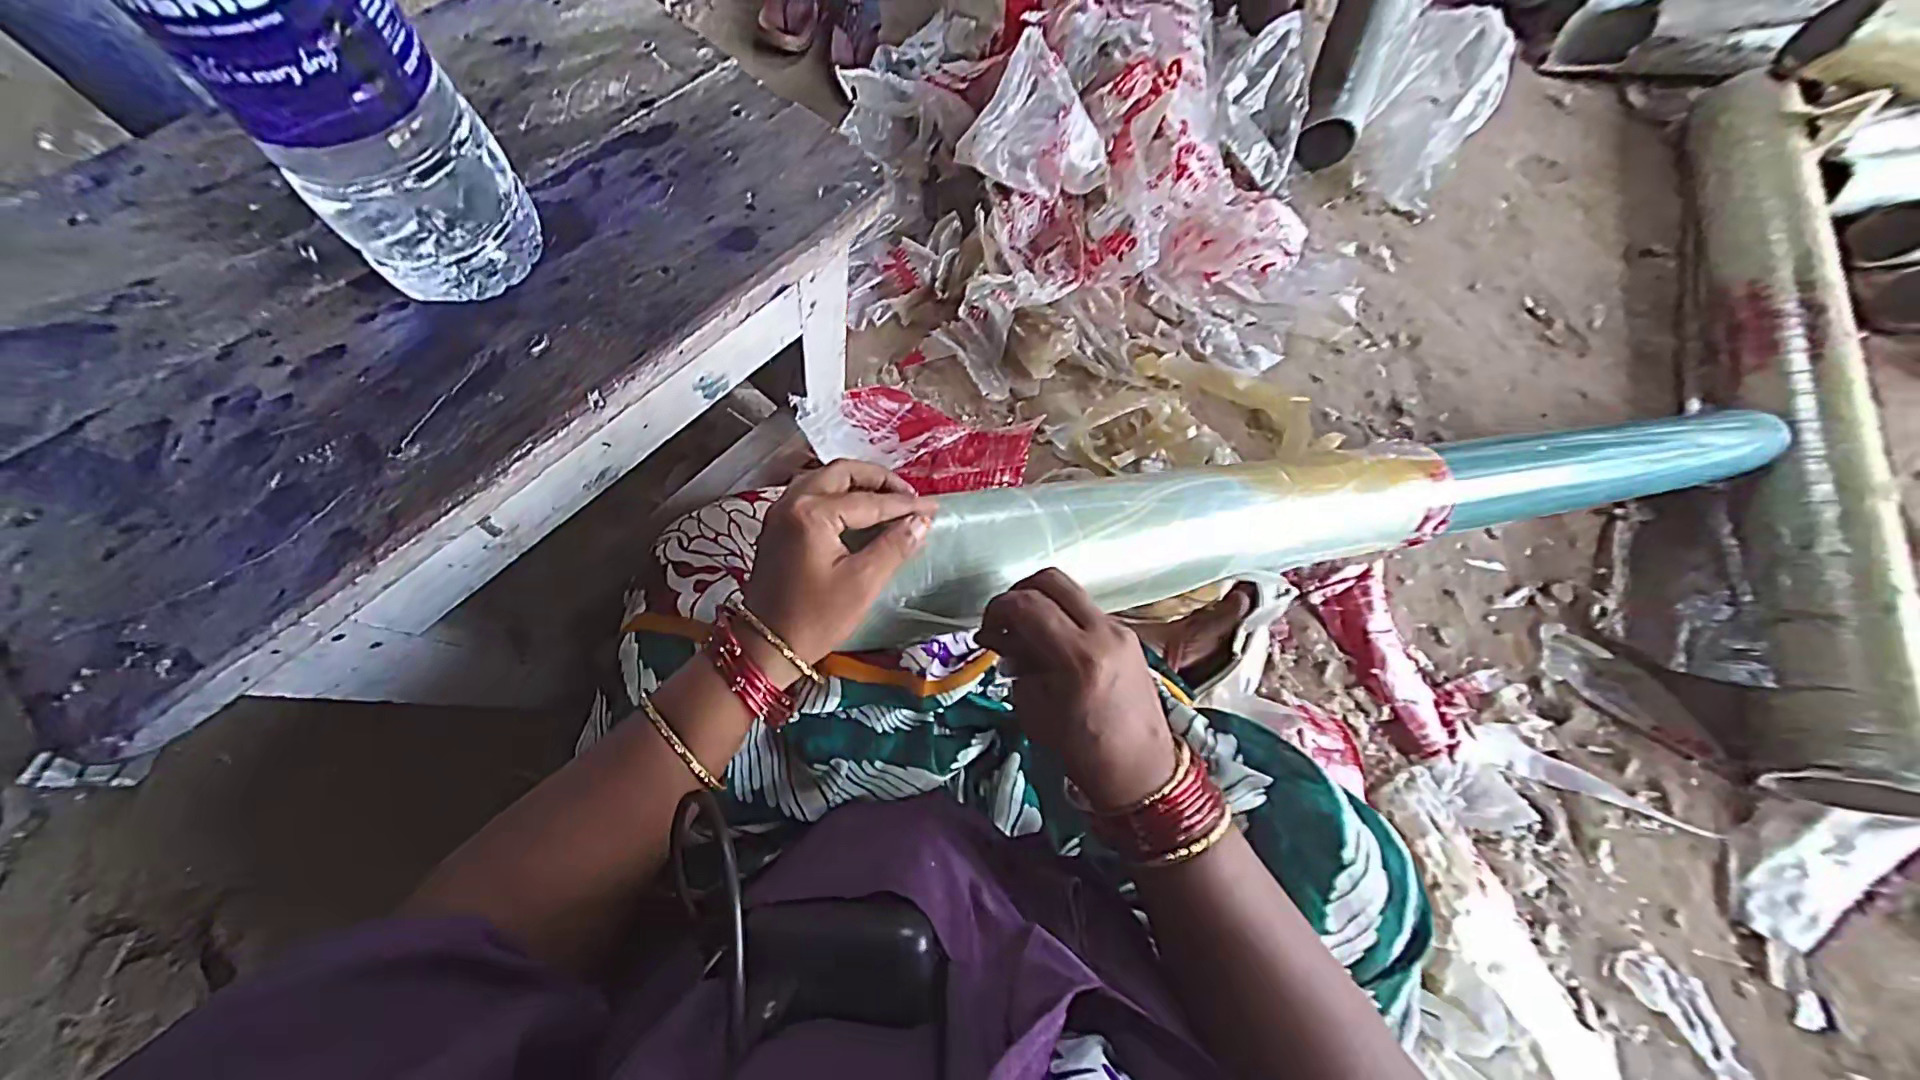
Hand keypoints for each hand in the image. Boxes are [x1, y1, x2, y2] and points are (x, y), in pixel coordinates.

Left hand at [741, 460, 935, 675]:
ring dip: (858, 484)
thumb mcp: (863, 583)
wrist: (767, 646)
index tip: (933, 507)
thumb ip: (894, 546)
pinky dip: (839, 494)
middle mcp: (792, 502)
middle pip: (842, 473)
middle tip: (909, 496)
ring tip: (888, 500)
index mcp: (812, 513)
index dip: (905, 505)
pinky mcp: (777, 526)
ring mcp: (780, 512)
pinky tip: (858, 511)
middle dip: (879, 480)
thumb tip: (920, 521)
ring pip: (825, 480)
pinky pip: (812, 494)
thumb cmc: (816, 618)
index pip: (869, 501)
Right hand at [978, 568, 1178, 809]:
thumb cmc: (1085, 752)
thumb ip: (1018, 665)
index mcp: (1080, 658)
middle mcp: (1105, 633)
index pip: (1027, 605)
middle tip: (1005, 621)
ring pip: (1070, 592)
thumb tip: (1004, 639)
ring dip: (1041, 604)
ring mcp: (1121, 630)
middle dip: (1018, 593)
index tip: (988, 629)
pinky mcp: (1129, 635)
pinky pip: (1086, 611)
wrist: (1143, 771)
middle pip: (1051, 580)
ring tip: (1027, 637)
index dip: (997, 609)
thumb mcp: (1036, 710)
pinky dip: (1062, 618)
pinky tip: (1052, 648)